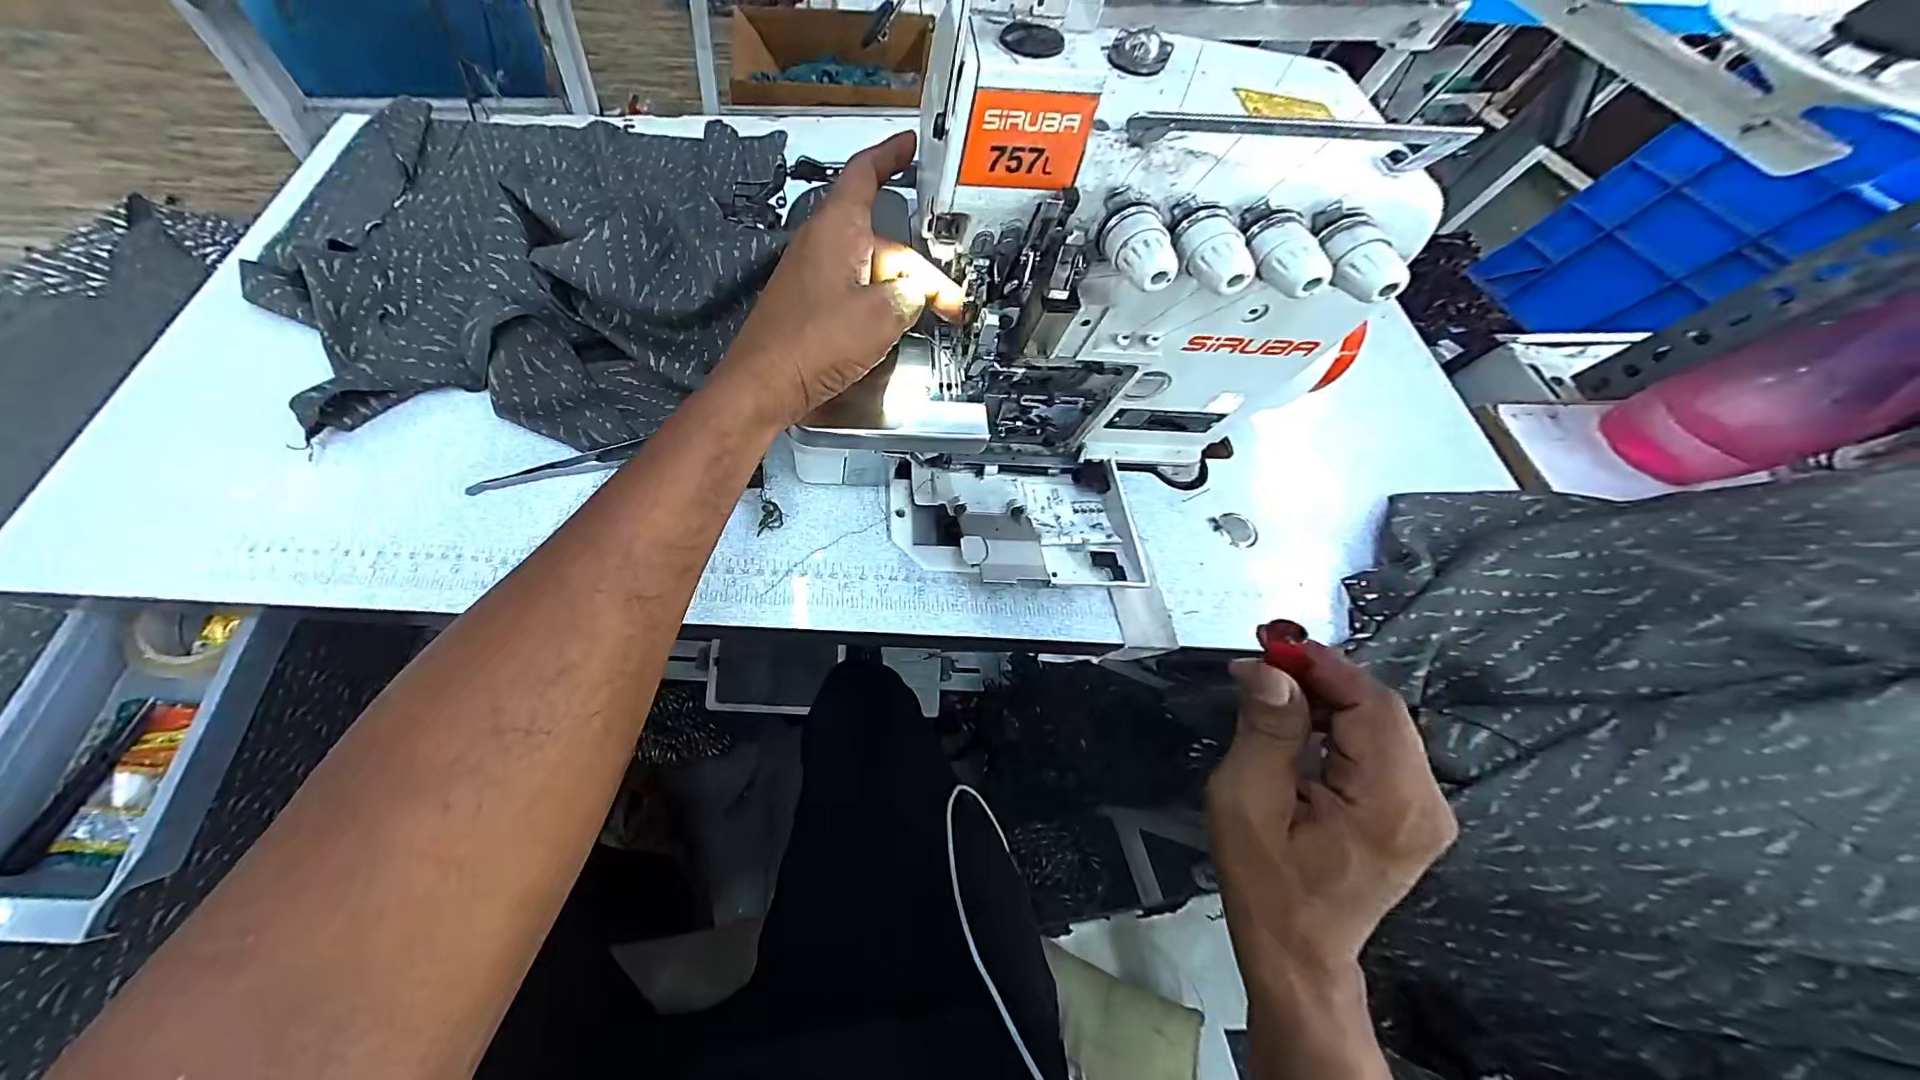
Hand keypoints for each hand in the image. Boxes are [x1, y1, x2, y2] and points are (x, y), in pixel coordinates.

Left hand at [716, 131, 964, 428]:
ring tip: (923, 318)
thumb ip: (909, 296)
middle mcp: (821, 244)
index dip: (891, 155)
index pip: (866, 174)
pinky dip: (878, 306)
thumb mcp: (881, 317)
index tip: (909, 145)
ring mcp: (812, 275)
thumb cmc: (813, 344)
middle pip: (882, 241)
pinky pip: (854, 293)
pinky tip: (890, 331)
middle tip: (948, 301)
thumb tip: (915, 294)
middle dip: (918, 269)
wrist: (766, 385)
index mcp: (837, 229)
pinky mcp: (809, 305)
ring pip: (870, 271)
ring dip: (900, 291)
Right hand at [1207, 642, 1455, 1078]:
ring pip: (1378, 722)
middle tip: (1260, 667)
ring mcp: (1425, 809)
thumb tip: (1270, 671)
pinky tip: (1296, 724)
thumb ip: (1265, 730)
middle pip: (1379, 709)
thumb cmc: (1266, 884)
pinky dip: (1335, 723)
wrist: (1297, 951)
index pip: (1371, 705)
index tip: (1271, 643)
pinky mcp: (1410, 810)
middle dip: (1319, 680)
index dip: (1322, 665)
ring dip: (1323, 699)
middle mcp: (1426, 803)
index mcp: (1391, 803)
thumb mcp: (1246, 801)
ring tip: (1269, 694)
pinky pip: (1377, 745)